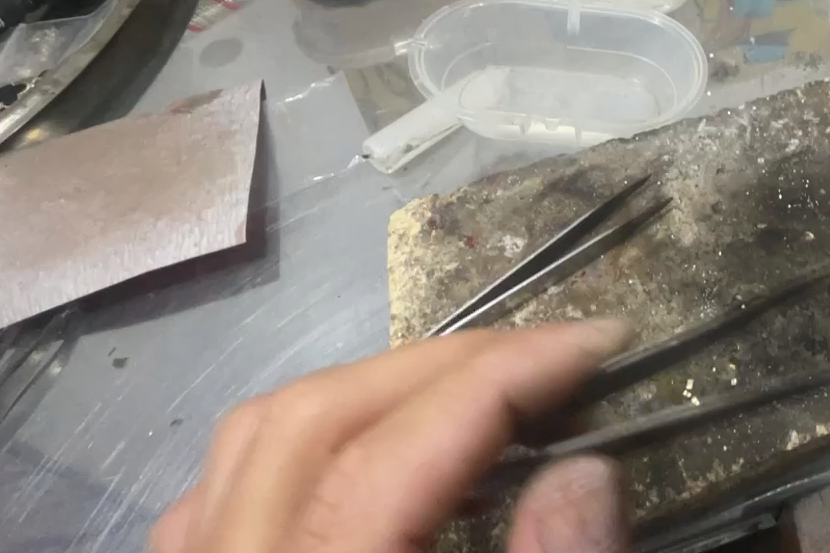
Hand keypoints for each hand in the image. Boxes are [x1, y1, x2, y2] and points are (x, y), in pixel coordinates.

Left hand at [151, 320, 635, 552]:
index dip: (508, 376)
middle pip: (315, 422)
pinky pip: (227, 489)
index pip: (391, 459)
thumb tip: (585, 470)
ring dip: (389, 383)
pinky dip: (319, 436)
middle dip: (456, 362)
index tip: (602, 341)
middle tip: (557, 356)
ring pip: (260, 436)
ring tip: (487, 389)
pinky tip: (384, 448)